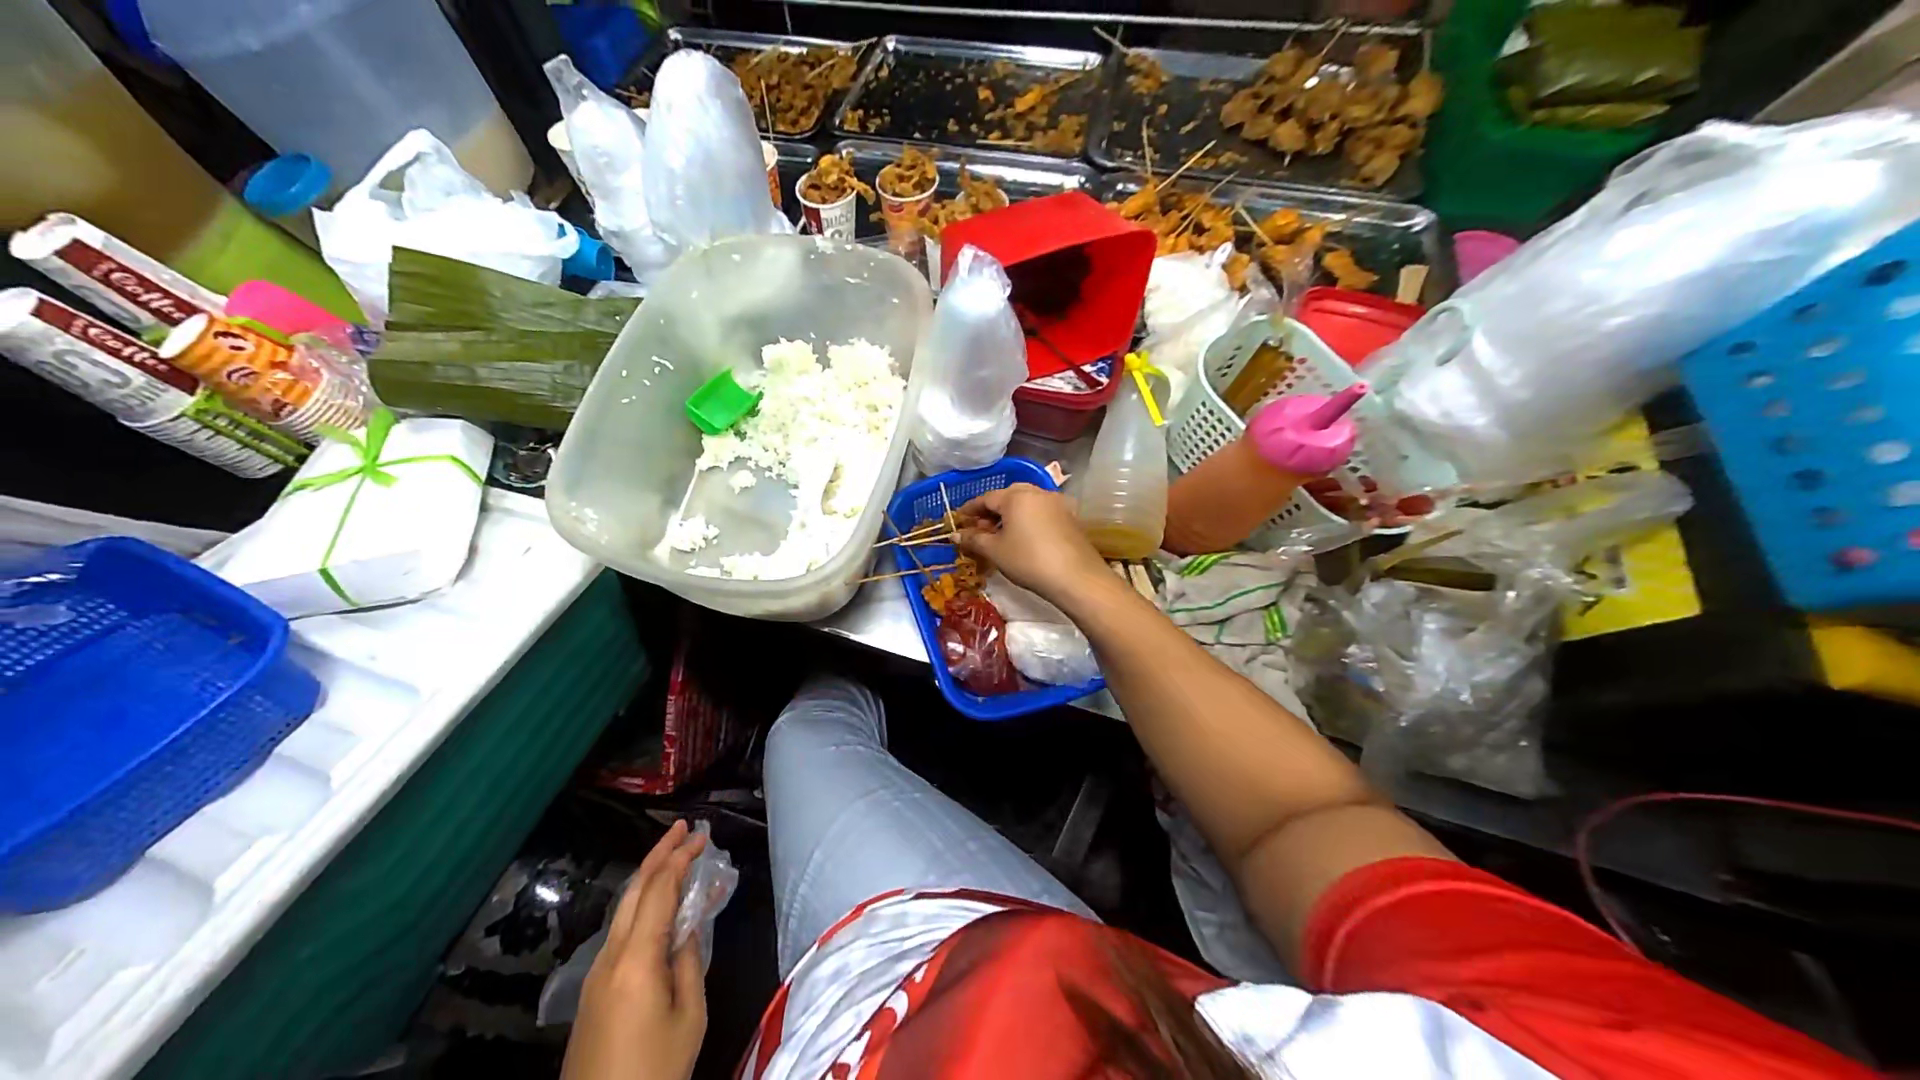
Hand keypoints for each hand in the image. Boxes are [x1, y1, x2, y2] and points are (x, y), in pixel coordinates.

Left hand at [562, 820, 708, 1079]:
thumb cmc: (655, 1070)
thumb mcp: (689, 1017)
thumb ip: (689, 964)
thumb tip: (686, 930)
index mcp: (636, 959)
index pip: (659, 891)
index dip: (680, 858)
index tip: (701, 836)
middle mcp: (610, 957)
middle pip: (634, 891)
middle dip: (658, 854)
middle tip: (684, 830)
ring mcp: (596, 973)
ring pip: (624, 909)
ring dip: (650, 877)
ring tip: (675, 858)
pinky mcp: (593, 991)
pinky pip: (621, 932)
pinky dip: (643, 905)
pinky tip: (660, 907)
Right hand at [955, 484, 1113, 609]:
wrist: (1075, 577)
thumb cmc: (1028, 560)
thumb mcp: (995, 551)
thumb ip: (974, 539)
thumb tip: (957, 535)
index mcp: (1016, 496)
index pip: (986, 497)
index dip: (970, 509)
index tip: (959, 520)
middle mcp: (1038, 492)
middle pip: (1008, 497)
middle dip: (991, 511)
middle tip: (980, 529)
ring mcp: (1057, 503)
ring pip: (1027, 504)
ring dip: (1011, 516)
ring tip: (1000, 535)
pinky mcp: (1070, 517)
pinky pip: (1042, 513)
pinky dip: (1028, 521)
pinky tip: (1024, 538)